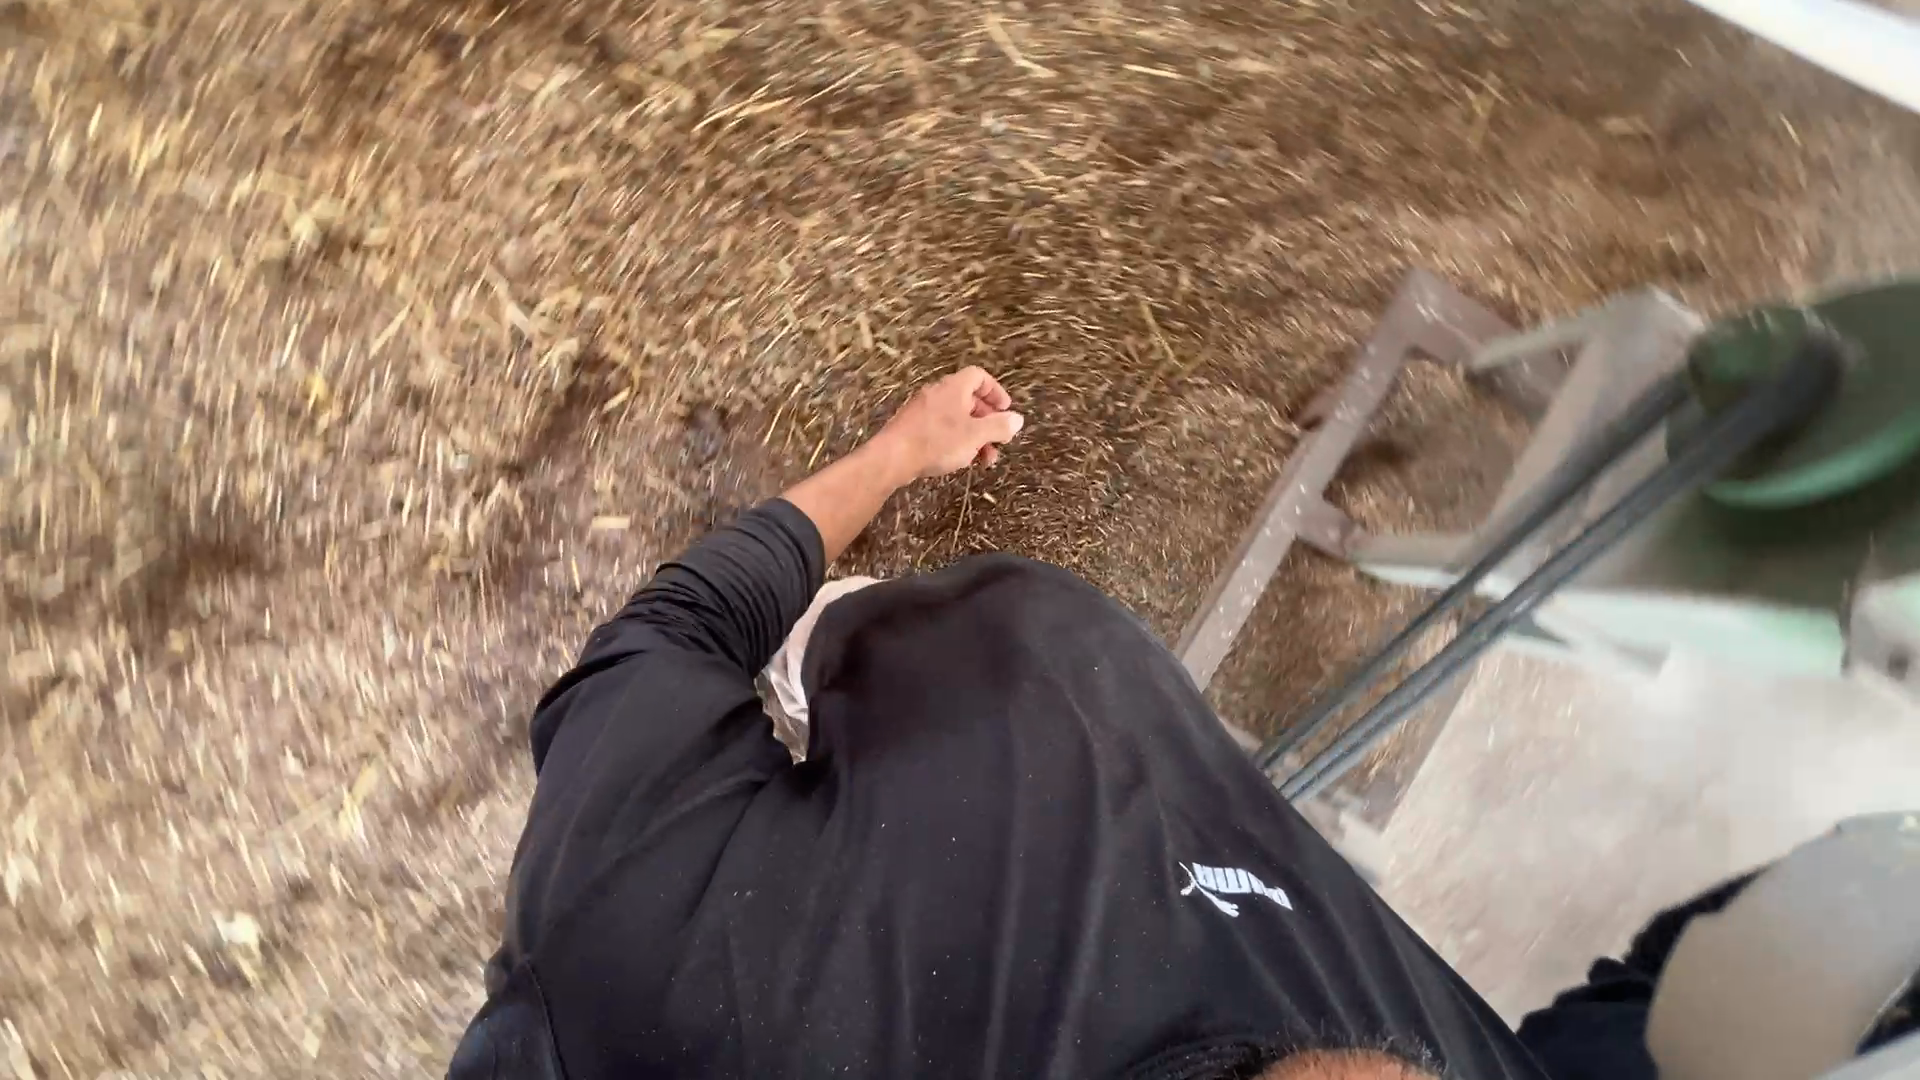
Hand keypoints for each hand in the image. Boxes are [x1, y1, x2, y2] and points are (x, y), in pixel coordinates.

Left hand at [871, 367, 1024, 479]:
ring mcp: (922, 410)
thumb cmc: (936, 442)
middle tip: (998, 442)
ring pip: (955, 418)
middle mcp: (937, 393)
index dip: (995, 392)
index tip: (1005, 410)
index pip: (979, 377)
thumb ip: (999, 426)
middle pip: (969, 400)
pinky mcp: (912, 427)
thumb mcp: (975, 435)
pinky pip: (940, 428)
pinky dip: (955, 440)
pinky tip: (958, 459)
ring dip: (973, 436)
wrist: (893, 457)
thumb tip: (1017, 420)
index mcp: (953, 388)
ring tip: (982, 460)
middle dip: (987, 422)